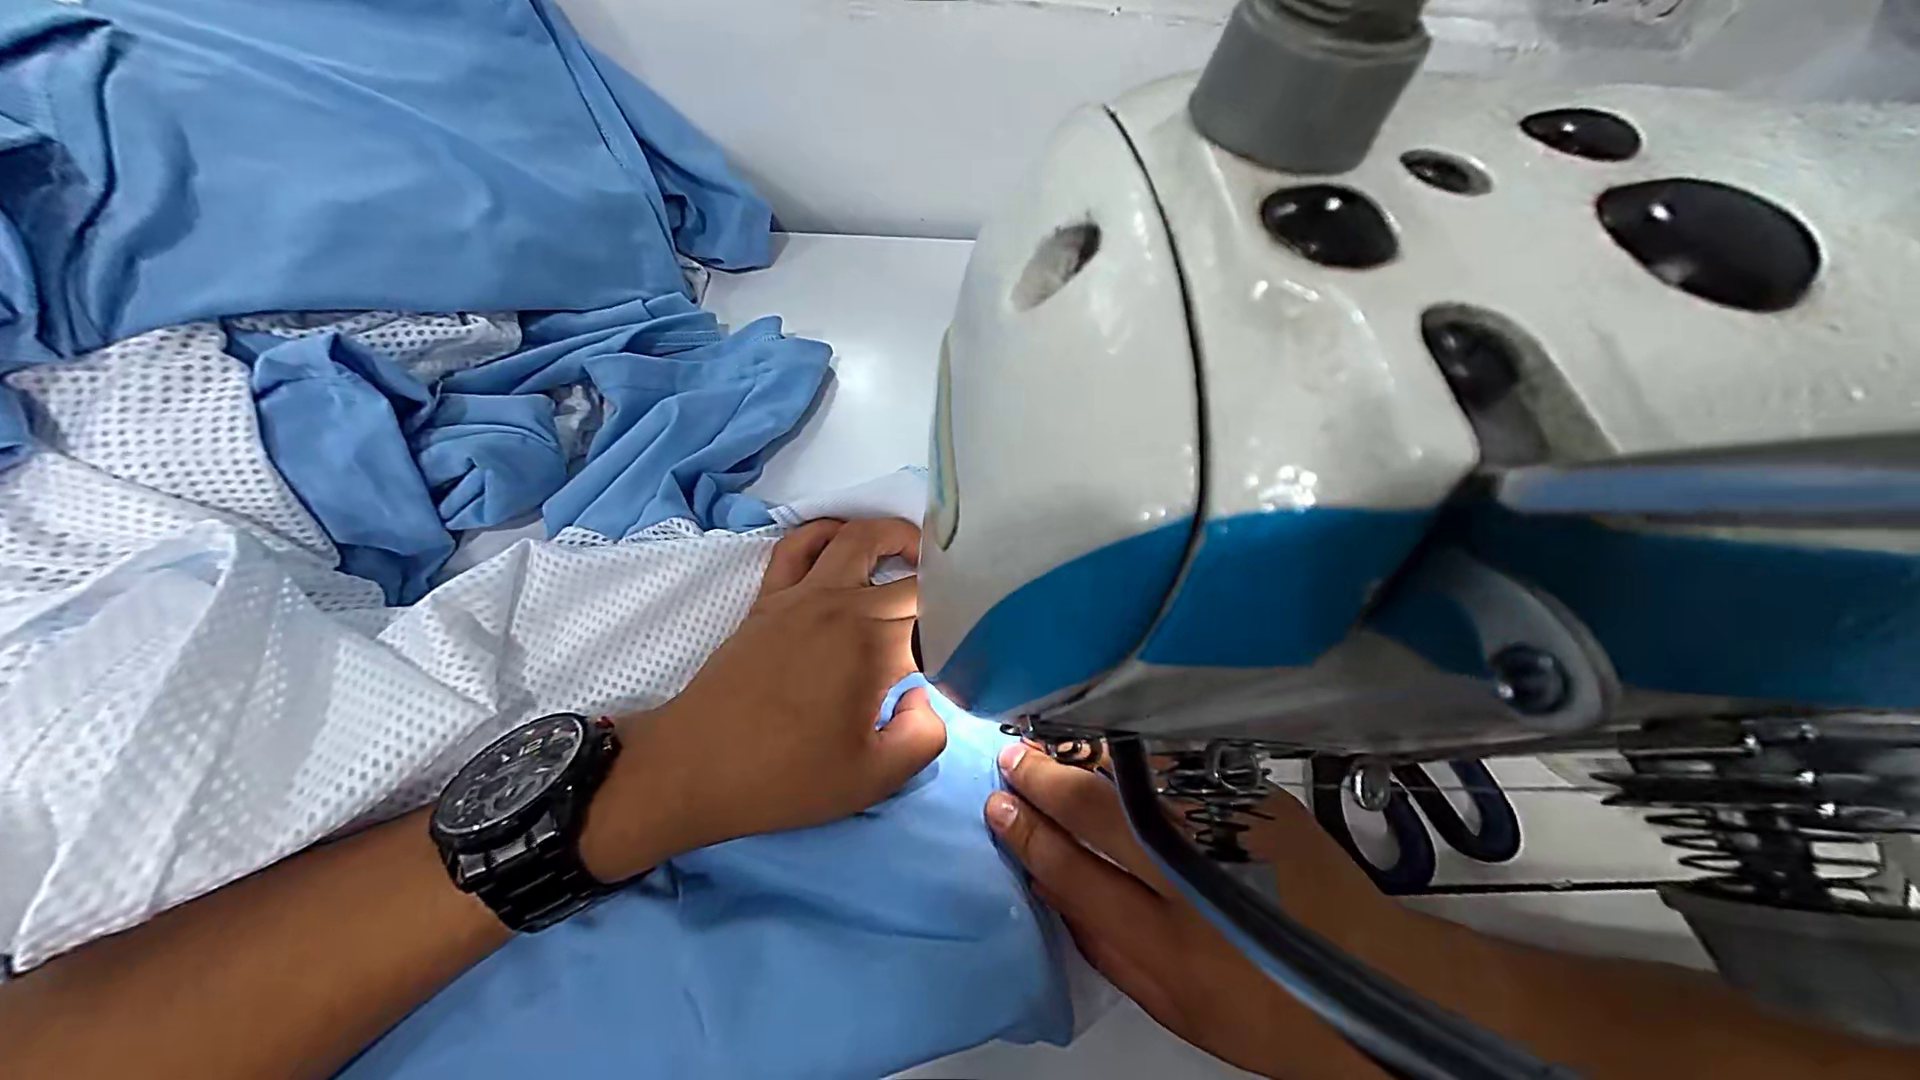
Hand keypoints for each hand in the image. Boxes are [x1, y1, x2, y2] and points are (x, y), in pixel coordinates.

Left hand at [580, 519, 947, 881]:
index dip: (966, 630)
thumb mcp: (874, 778)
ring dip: (895, 537)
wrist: (693, 769)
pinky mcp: (770, 597)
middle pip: (910, 575)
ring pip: (857, 536)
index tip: (972, 655)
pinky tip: (845, 545)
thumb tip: (925, 695)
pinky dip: (828, 532)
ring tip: (917, 557)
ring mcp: (801, 593)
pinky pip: (800, 545)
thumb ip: (925, 734)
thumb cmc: (784, 777)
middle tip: (962, 615)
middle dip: (945, 589)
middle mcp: (842, 603)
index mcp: (874, 645)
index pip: (941, 615)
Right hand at [985, 746, 1399, 1079]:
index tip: (997, 808)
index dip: (1027, 835)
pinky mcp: (1250, 794)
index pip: (1073, 871)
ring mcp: (1225, 823)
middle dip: (1043, 779)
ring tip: (1044, 744)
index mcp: (1169, 942)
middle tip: (1010, 759)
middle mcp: (1193, 873)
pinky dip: (1128, 754)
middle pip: (1095, 810)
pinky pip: (1171, 764)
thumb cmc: (1267, 1010)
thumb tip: (1051, 888)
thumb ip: (1105, 946)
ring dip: (1079, 756)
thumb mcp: (1175, 1006)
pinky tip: (1105, 748)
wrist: (1374, 975)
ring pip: (1130, 776)